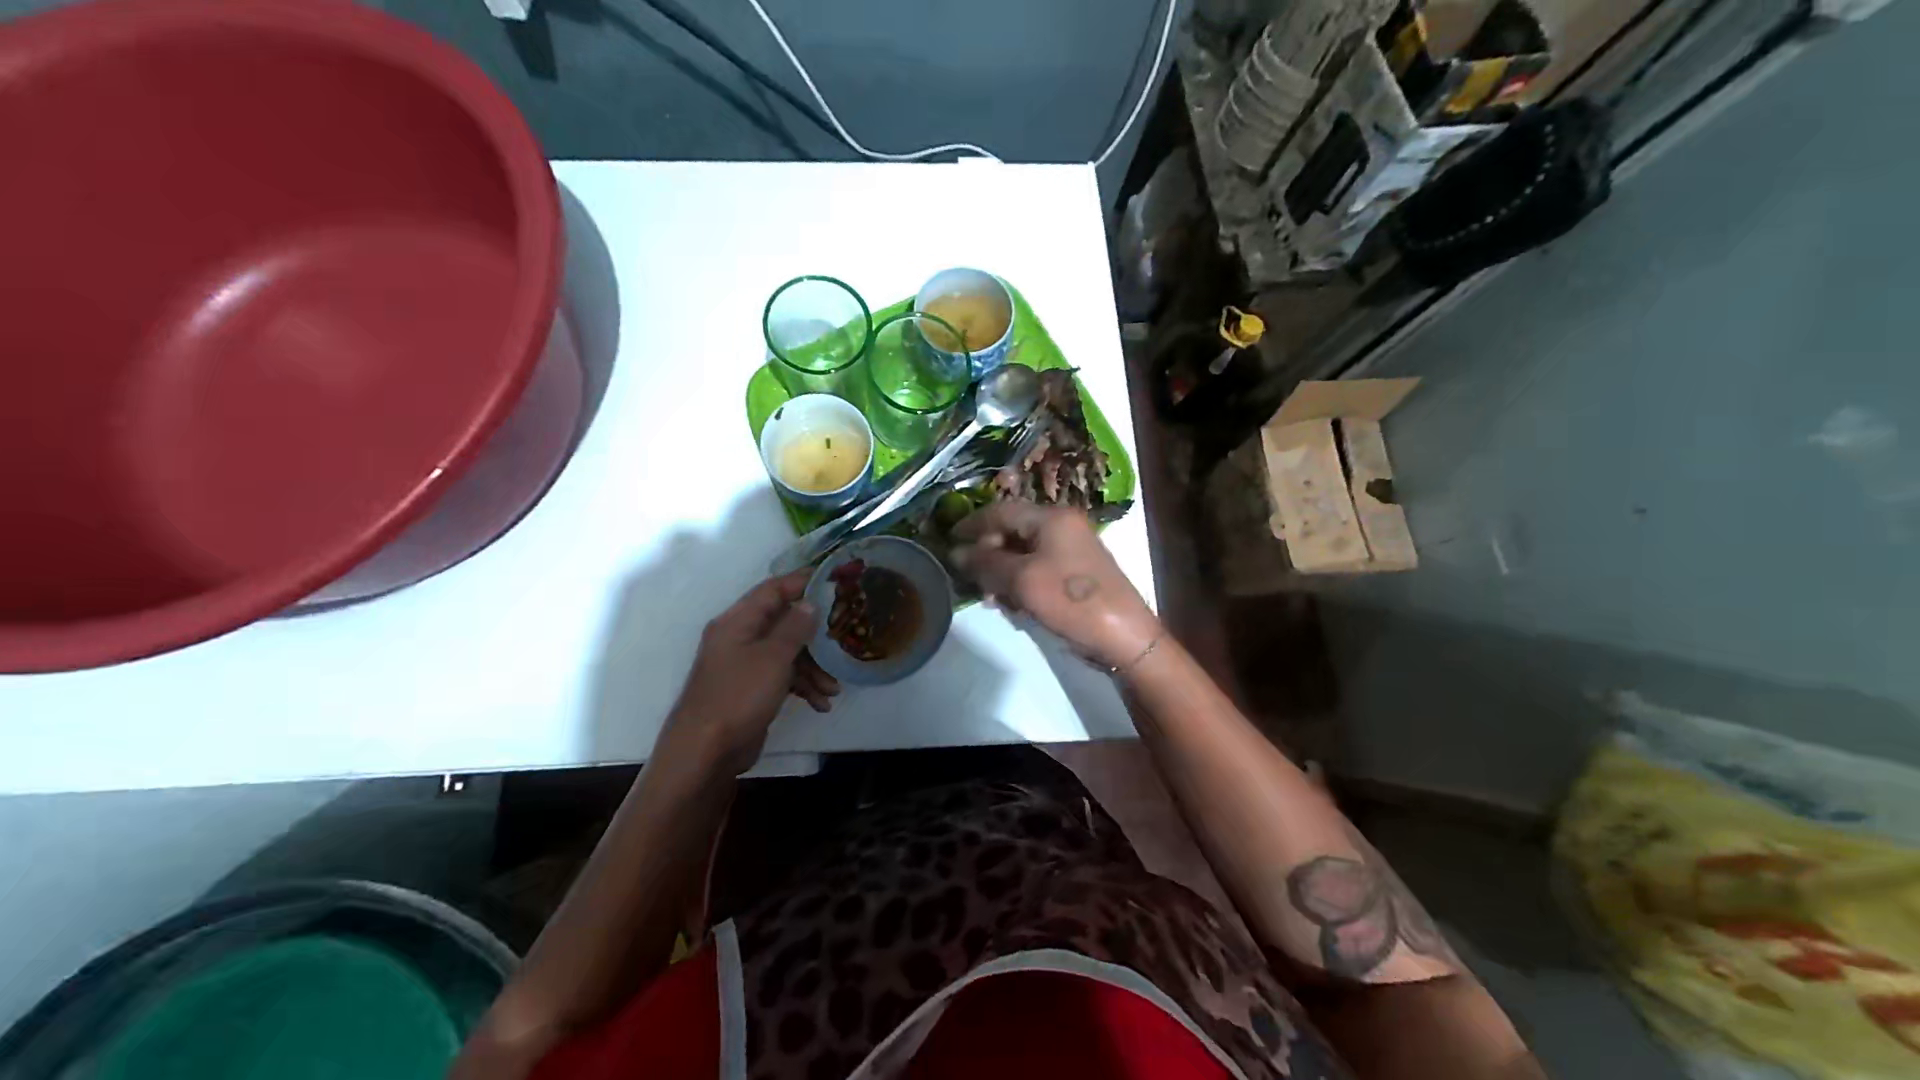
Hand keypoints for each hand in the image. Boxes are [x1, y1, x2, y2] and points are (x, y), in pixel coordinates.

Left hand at [658, 570, 840, 774]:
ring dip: (813, 668)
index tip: (834, 580)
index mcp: (738, 621)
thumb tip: (809, 603)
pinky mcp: (751, 689)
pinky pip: (782, 677)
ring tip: (834, 688)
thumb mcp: (773, 657)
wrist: (706, 751)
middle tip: (845, 634)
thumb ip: (794, 627)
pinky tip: (821, 703)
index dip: (803, 581)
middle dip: (815, 634)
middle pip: (783, 622)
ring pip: (787, 653)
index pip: (773, 590)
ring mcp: (744, 665)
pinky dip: (802, 686)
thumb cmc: (739, 695)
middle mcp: (740, 637)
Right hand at [952, 501, 1160, 669]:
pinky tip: (1014, 606)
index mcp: (1052, 518)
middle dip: (987, 554)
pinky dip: (1020, 584)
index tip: (947, 542)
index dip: (971, 525)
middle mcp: (1063, 526)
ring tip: (990, 599)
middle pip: (1012, 531)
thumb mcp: (1022, 581)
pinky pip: (1037, 570)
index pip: (1001, 510)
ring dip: (1002, 573)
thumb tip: (956, 552)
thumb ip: (986, 563)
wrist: (1124, 636)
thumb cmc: (1071, 601)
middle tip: (970, 579)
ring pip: (1023, 553)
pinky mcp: (1075, 574)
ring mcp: (1071, 550)